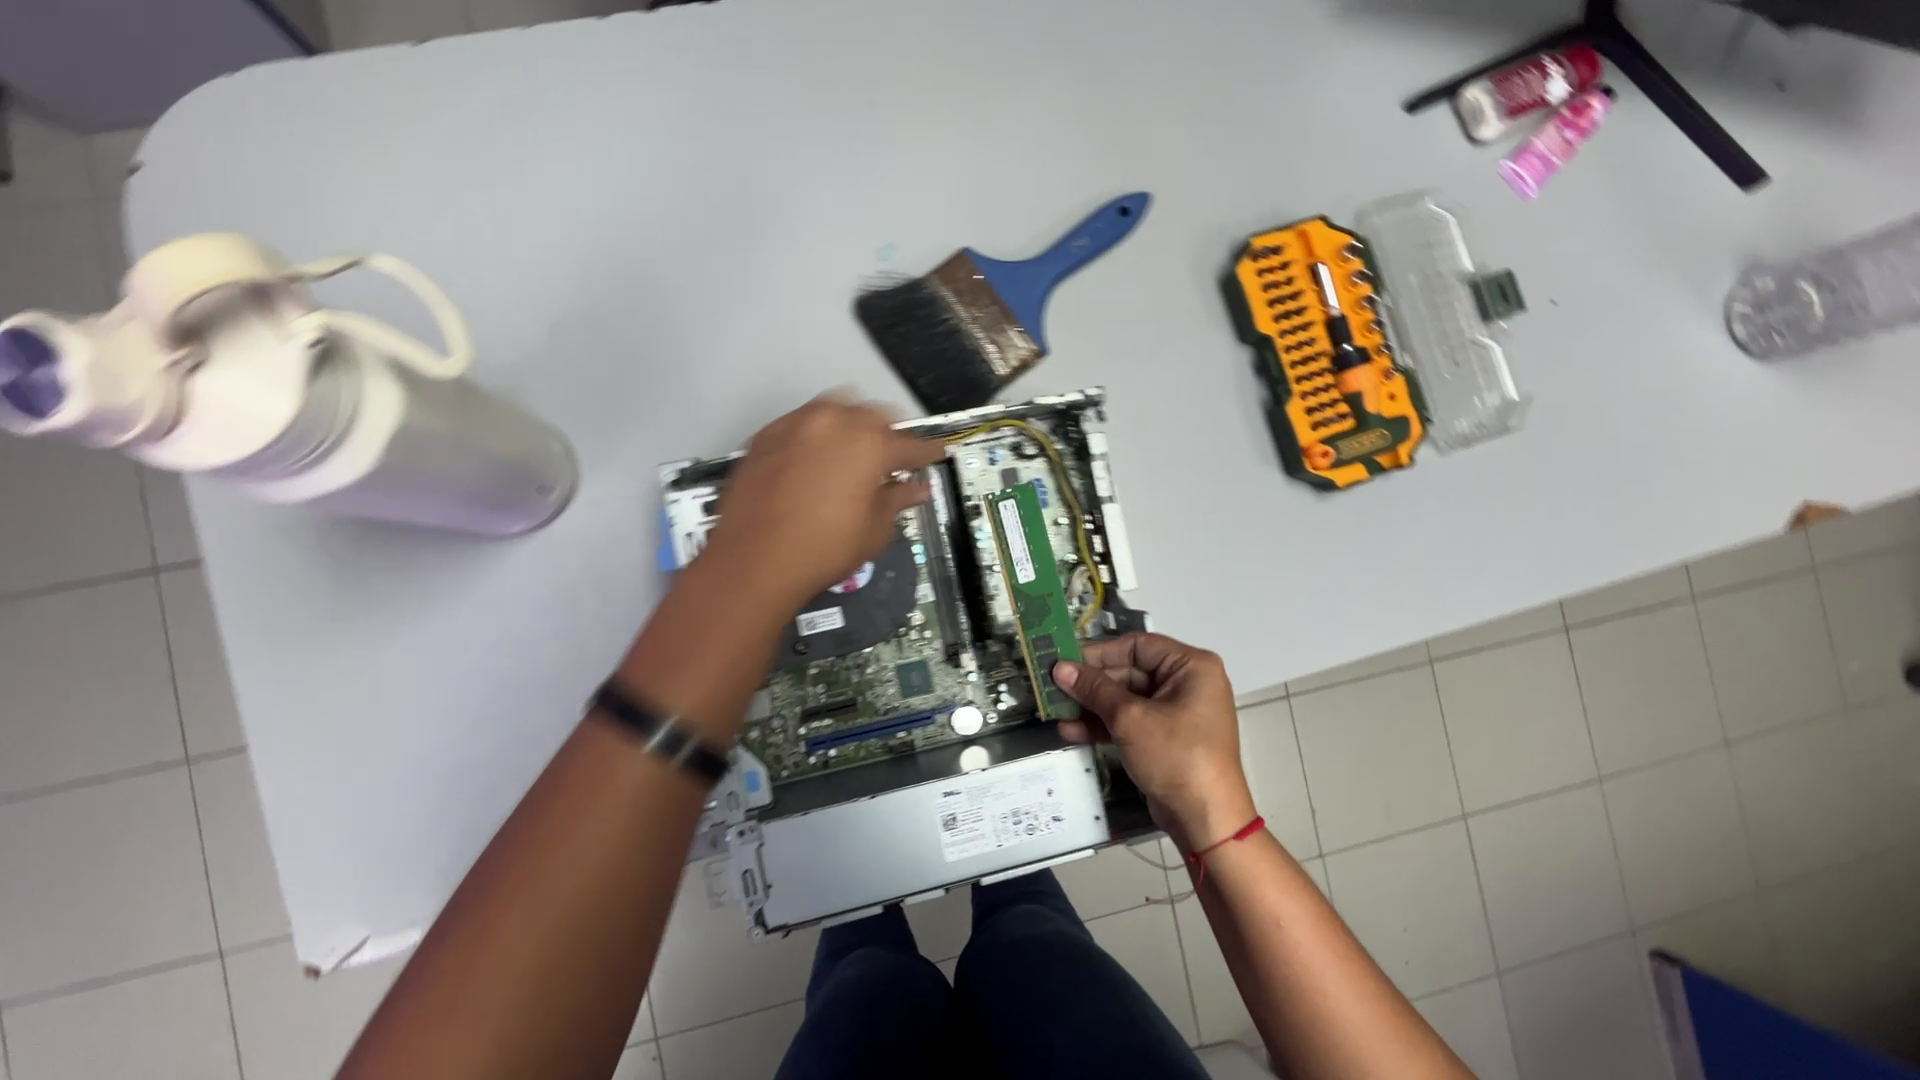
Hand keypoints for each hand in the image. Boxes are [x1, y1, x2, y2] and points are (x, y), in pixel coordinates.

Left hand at [703, 393, 945, 608]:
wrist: (753, 561)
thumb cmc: (821, 550)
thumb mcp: (873, 530)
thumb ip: (897, 500)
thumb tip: (916, 490)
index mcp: (870, 444)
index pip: (910, 444)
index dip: (926, 453)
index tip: (933, 456)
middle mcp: (834, 422)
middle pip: (873, 416)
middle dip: (887, 436)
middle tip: (891, 462)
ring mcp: (796, 424)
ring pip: (835, 412)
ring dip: (850, 428)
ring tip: (852, 456)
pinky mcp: (766, 435)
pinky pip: (801, 425)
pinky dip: (816, 436)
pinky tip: (815, 462)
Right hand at [1053, 634, 1257, 853]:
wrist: (1206, 819)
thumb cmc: (1176, 757)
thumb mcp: (1130, 719)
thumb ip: (1094, 690)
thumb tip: (1060, 668)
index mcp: (1192, 667)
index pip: (1137, 646)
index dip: (1099, 652)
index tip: (1065, 660)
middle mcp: (1187, 683)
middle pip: (1130, 672)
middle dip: (1091, 684)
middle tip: (1054, 688)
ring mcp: (1177, 712)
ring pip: (1126, 699)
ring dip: (1092, 706)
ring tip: (1056, 711)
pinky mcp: (1166, 738)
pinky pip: (1131, 721)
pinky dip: (1104, 725)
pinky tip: (1072, 731)